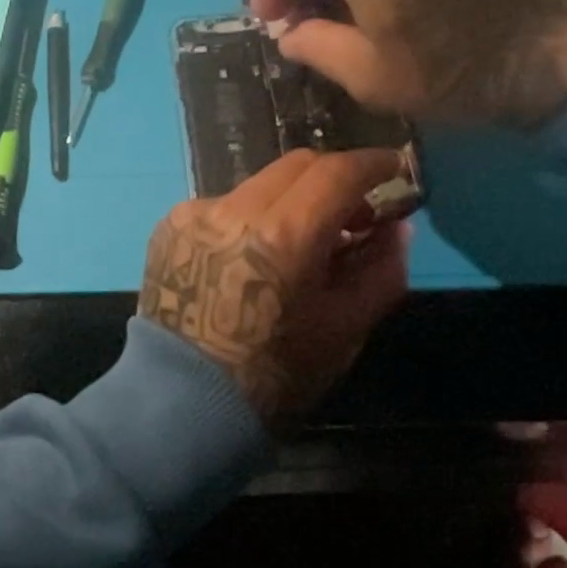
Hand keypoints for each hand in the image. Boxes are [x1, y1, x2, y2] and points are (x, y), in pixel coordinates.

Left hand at [138, 148, 409, 422]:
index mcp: (283, 236)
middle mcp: (235, 209)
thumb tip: (397, 226)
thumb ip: (381, 270)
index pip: (337, 173)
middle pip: (298, 166)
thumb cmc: (273, 377)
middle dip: (334, 180)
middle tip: (357, 213)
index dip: (373, 163)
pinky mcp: (169, 226)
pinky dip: (252, 220)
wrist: (180, 404)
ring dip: (292, 201)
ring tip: (304, 243)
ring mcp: (195, 213)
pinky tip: (254, 259)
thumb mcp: (344, 330)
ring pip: (261, 184)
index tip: (394, 167)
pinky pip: (226, 206)